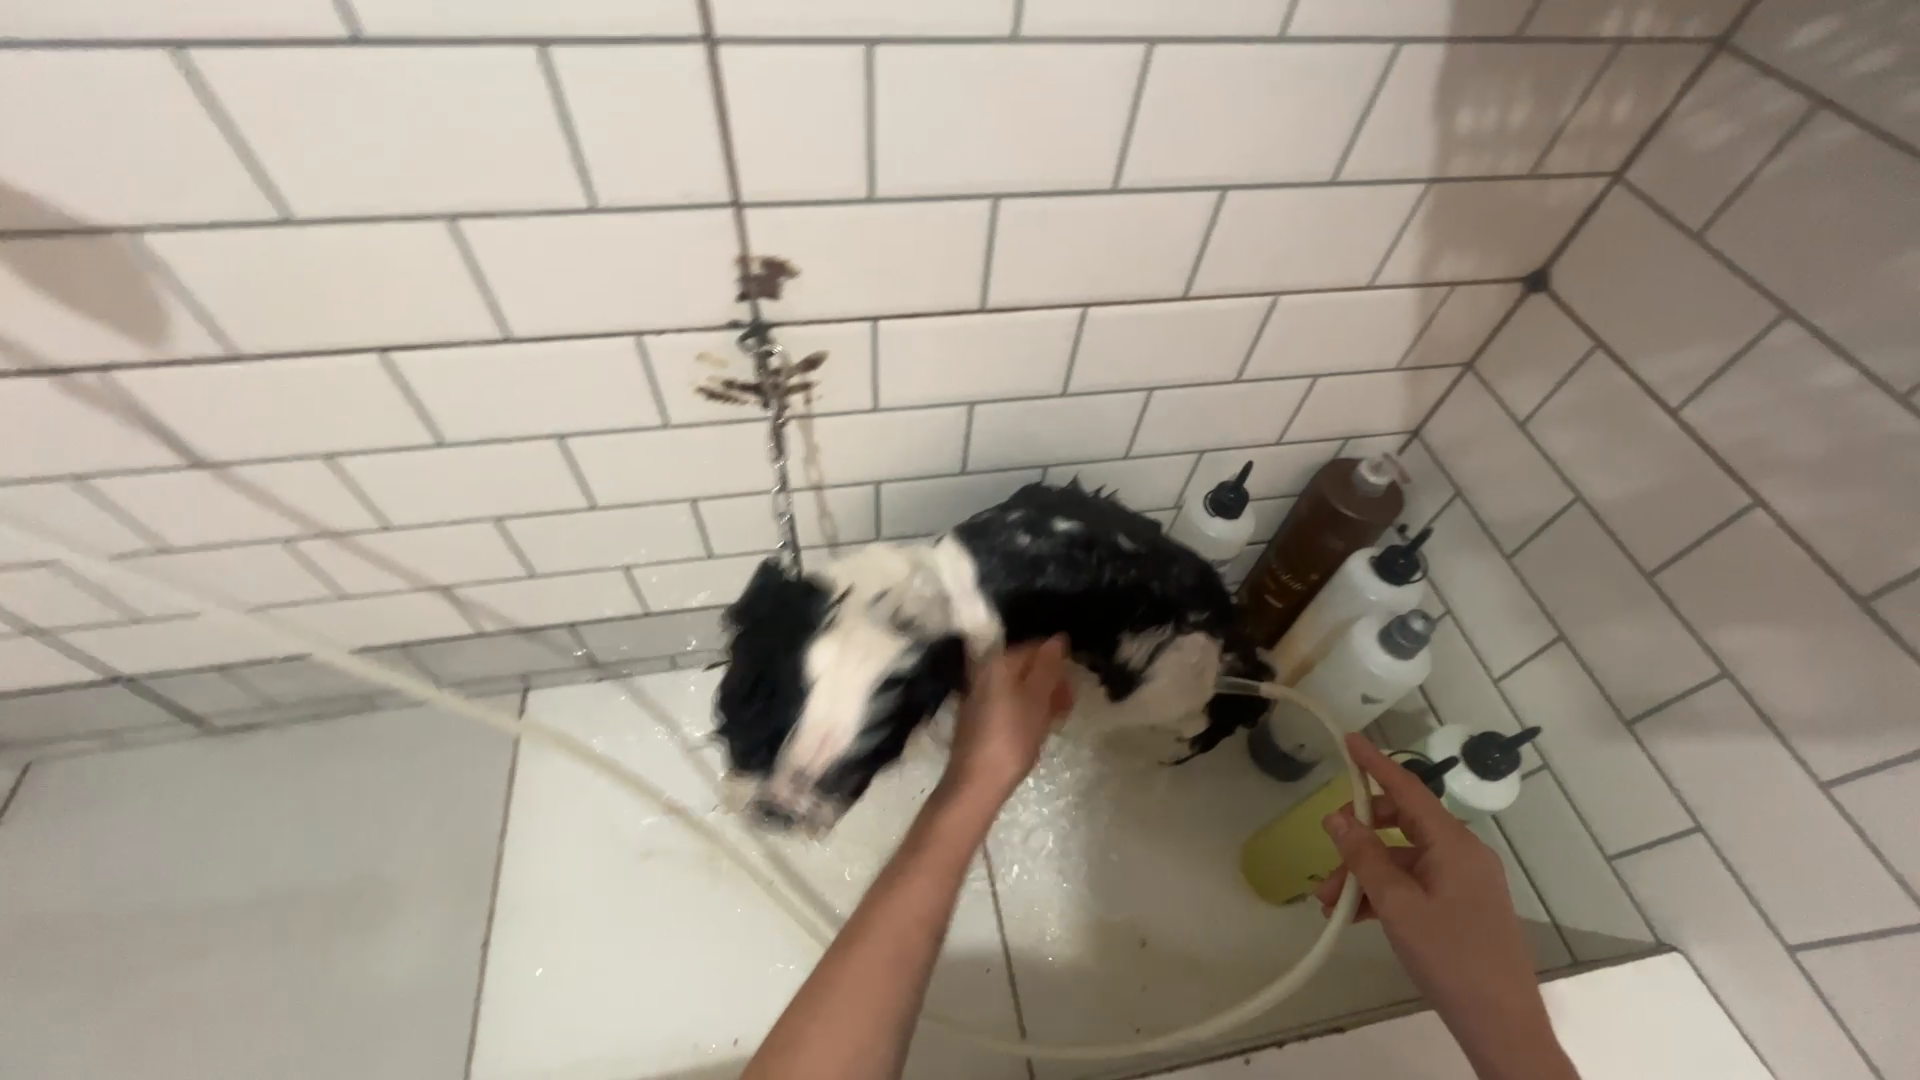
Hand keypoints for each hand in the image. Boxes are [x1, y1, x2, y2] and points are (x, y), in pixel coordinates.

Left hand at [941, 636, 1073, 803]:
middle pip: (1026, 667)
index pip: (1035, 648)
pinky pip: (1008, 703)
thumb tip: (1057, 639)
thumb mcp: (1037, 699)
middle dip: (1051, 682)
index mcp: (997, 662)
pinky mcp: (978, 717)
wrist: (976, 782)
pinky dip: (1026, 711)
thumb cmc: (1012, 738)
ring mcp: (978, 695)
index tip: (1073, 687)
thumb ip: (1049, 666)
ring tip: (1055, 721)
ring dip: (1041, 699)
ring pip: (1018, 687)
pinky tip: (1036, 730)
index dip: (1058, 664)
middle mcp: (984, 672)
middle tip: (1067, 706)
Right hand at [1314, 735, 1549, 1048]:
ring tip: (1330, 903)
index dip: (1375, 763)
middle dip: (1357, 838)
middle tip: (1325, 856)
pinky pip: (1413, 883)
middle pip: (1400, 824)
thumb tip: (1335, 816)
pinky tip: (1354, 915)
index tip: (1349, 739)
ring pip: (1401, 858)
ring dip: (1363, 873)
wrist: (1504, 1028)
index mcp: (1454, 845)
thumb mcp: (1397, 905)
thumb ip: (1363, 855)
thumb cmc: (1451, 957)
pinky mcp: (1461, 906)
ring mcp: (1464, 882)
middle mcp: (1462, 854)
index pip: (1407, 789)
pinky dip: (1382, 892)